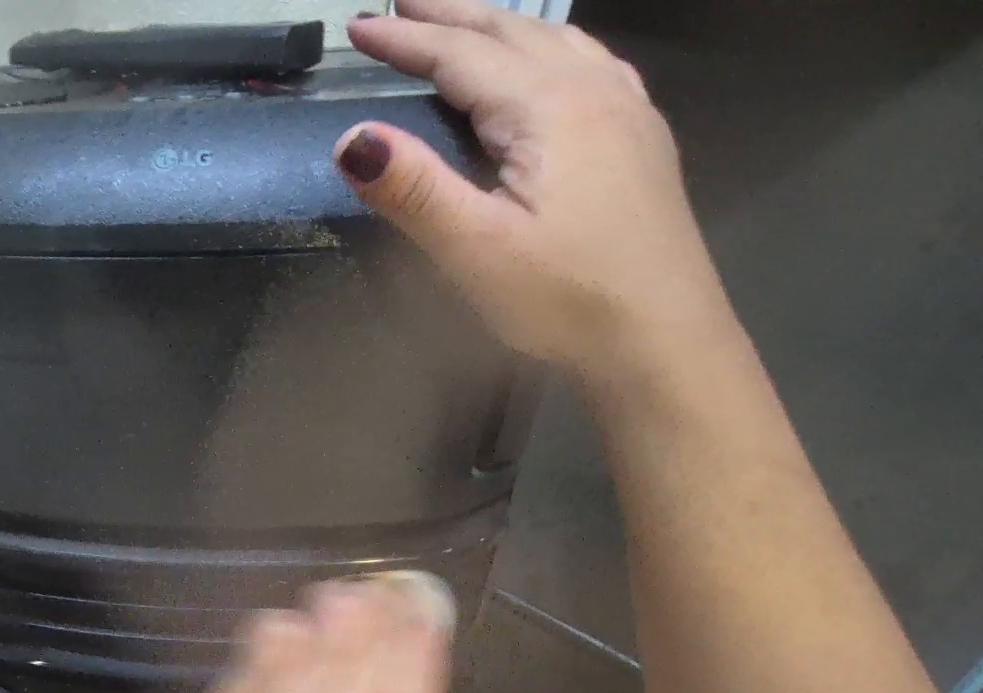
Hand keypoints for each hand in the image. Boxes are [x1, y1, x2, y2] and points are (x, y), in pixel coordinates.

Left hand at [182, 573, 451, 692]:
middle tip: (354, 624)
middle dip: (366, 603)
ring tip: (315, 649)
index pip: (418, 633)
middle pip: (368, 605)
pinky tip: (282, 661)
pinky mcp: (248, 679)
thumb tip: (418, 626)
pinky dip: (281, 633)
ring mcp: (292, 686)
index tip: (401, 608)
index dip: (409, 609)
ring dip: (321, 617)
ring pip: (319, 605)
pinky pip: (272, 624)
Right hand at [337, 0, 737, 383]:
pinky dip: (544, 47)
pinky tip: (544, 60)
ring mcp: (625, 111)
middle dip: (450, 15)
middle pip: (512, 33)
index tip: (358, 26)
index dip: (407, 40)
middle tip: (400, 4)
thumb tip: (351, 138)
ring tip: (459, 21)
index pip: (463, 57)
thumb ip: (414, 190)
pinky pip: (584, 64)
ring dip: (497, 26)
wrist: (661, 339)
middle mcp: (593, 91)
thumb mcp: (475, 249)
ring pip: (553, 42)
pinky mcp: (637, 141)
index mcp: (550, 110)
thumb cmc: (563, 298)